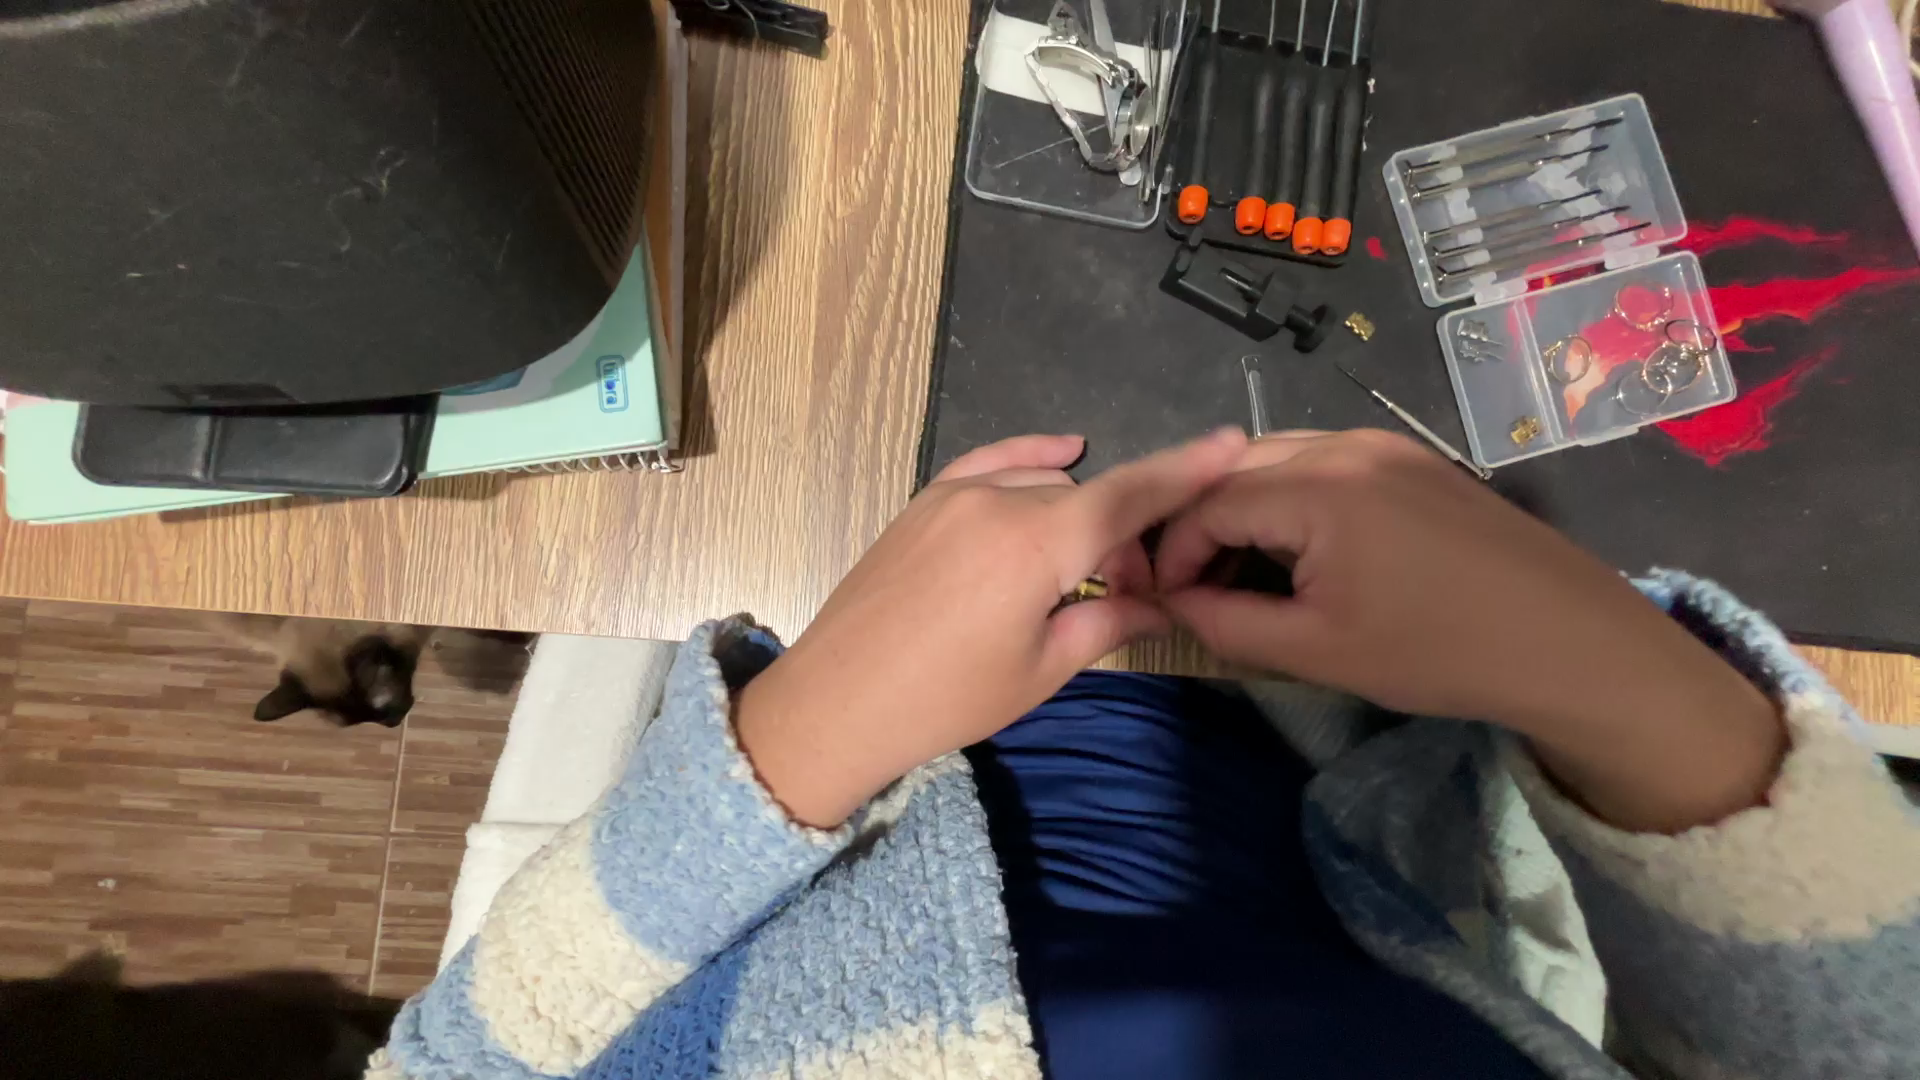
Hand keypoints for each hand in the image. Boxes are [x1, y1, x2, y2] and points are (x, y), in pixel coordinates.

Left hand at [737, 428, 1247, 827]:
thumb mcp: (1040, 670)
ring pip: (1041, 485)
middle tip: (1121, 594)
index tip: (1232, 442)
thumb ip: (1108, 623)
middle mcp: (998, 501)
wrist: (838, 701)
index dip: (1185, 470)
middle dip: (1117, 540)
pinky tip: (1062, 453)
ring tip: (1073, 571)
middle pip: (1085, 501)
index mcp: (1036, 545)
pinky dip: (1029, 458)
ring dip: (1073, 516)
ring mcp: (953, 494)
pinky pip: (988, 462)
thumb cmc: (947, 700)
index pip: (1129, 497)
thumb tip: (1160, 604)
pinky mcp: (925, 501)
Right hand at [1155, 429, 1783, 831]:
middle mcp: (1344, 444)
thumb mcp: (1314, 650)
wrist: (1577, 646)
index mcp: (1318, 488)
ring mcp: (1382, 443)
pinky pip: (1318, 461)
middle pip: (1232, 468)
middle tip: (1191, 579)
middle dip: (1198, 522)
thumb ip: (1224, 622)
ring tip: (1236, 563)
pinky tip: (1292, 542)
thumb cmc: (1437, 652)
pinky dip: (1283, 496)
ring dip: (1239, 505)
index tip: (1164, 597)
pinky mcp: (1409, 457)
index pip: (1206, 504)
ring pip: (1273, 458)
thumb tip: (1171, 601)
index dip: (1172, 552)